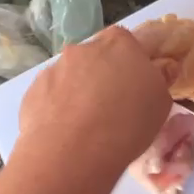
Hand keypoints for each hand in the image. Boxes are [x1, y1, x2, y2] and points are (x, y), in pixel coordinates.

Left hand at [15, 26, 170, 178]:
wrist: (73, 152)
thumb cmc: (128, 123)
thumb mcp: (161, 103)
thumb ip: (158, 79)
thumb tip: (157, 69)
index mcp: (119, 42)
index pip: (126, 41)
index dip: (129, 62)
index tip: (133, 85)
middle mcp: (83, 48)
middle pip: (95, 56)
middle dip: (101, 76)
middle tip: (111, 107)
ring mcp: (55, 67)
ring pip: (70, 76)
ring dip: (78, 92)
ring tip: (86, 126)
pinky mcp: (33, 90)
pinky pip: (50, 94)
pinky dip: (57, 108)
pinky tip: (65, 132)